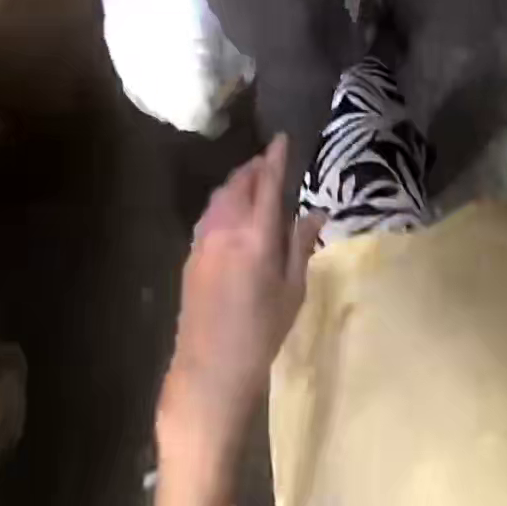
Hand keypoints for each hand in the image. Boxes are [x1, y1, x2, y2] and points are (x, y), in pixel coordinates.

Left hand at [161, 136, 324, 451]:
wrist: (210, 367)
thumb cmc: (262, 332)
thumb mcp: (293, 290)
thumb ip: (301, 244)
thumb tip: (315, 211)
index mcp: (257, 235)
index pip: (267, 183)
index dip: (276, 157)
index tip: (282, 138)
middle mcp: (226, 227)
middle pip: (240, 182)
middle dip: (256, 167)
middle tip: (271, 163)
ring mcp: (204, 238)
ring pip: (221, 195)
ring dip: (238, 182)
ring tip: (253, 182)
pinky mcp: (191, 252)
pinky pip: (209, 213)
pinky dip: (224, 201)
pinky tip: (232, 211)